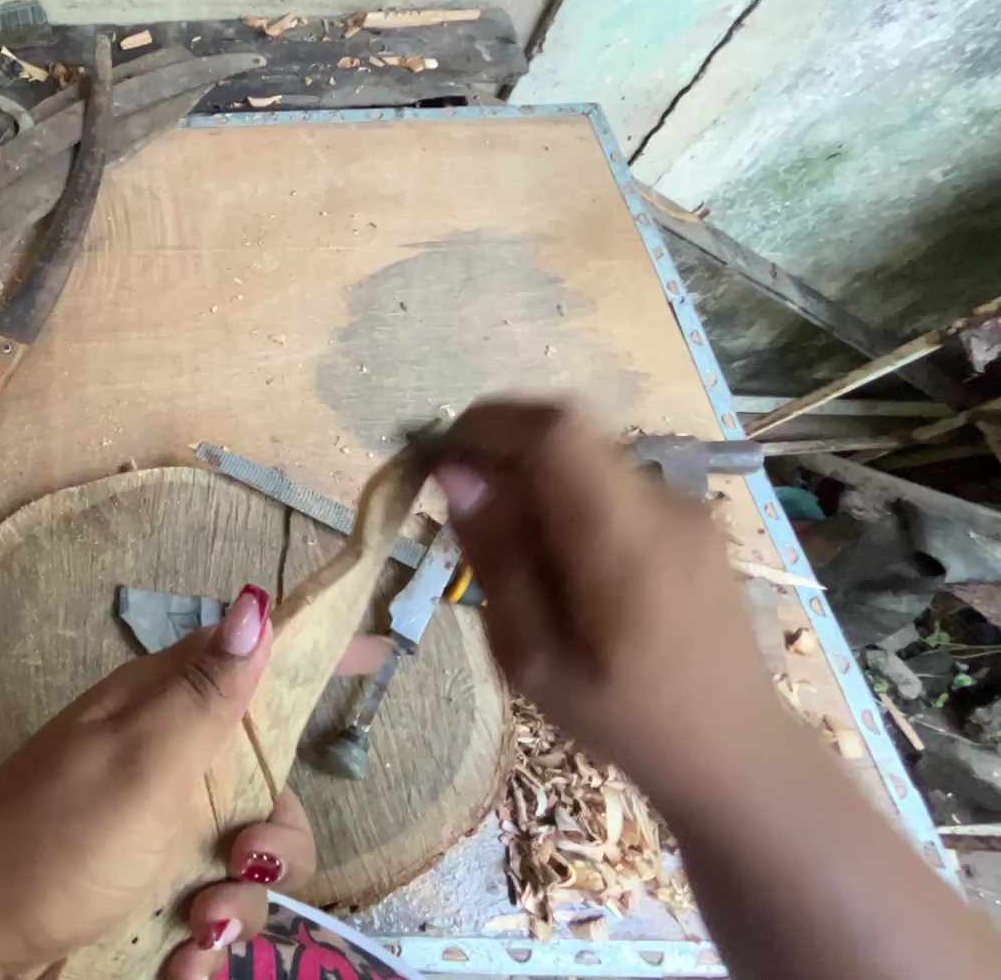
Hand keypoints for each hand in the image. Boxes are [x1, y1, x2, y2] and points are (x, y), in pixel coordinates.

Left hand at [0, 587, 387, 976]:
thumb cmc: (62, 833)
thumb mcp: (144, 758)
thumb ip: (207, 689)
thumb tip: (258, 600)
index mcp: (165, 704)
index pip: (253, 659)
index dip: (313, 655)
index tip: (380, 652)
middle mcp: (167, 752)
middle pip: (268, 781)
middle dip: (273, 841)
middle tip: (241, 865)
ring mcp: (156, 815)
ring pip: (245, 853)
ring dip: (235, 904)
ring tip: (193, 931)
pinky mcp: (144, 869)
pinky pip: (207, 899)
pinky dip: (200, 938)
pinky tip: (175, 959)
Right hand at [432, 400, 784, 795]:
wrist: (736, 750)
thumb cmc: (619, 713)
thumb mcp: (528, 652)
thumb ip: (494, 554)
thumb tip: (453, 473)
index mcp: (624, 541)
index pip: (554, 431)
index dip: (485, 424)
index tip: (438, 458)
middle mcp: (662, 505)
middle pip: (563, 432)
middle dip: (495, 449)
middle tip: (456, 503)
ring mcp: (681, 508)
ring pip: (577, 453)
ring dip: (522, 474)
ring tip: (500, 543)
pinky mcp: (682, 518)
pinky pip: (599, 477)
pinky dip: (553, 491)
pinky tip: (544, 553)